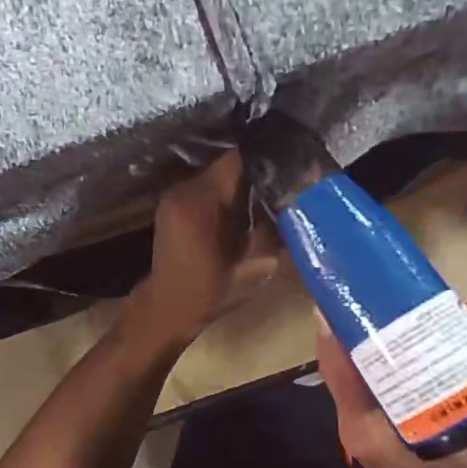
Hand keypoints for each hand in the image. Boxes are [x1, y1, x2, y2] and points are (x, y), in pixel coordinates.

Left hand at [135, 152, 278, 336]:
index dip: (267, 159)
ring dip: (241, 181)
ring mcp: (175, 194)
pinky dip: (226, 191)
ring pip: (218, 174)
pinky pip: (207, 186)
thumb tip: (297, 200)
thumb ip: (276, 228)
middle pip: (228, 164)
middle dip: (257, 171)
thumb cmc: (214, 290)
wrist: (168, 308)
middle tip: (285, 181)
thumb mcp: (256, 264)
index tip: (290, 166)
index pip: (238, 160)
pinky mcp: (173, 202)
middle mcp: (184, 189)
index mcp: (202, 201)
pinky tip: (244, 205)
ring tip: (268, 192)